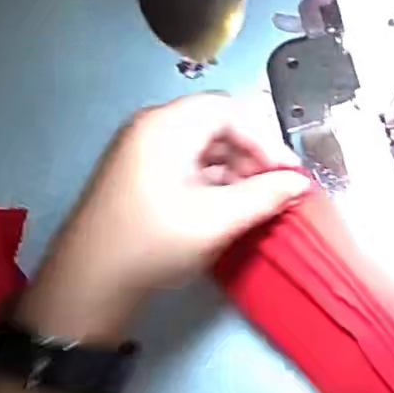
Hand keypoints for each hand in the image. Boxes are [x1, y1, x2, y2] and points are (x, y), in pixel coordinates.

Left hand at [17, 95, 310, 342]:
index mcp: (167, 127)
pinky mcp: (145, 177)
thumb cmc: (156, 242)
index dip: (266, 140)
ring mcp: (146, 152)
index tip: (290, 175)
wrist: (92, 281)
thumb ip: (265, 197)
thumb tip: (301, 183)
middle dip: (254, 155)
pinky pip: (192, 165)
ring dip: (239, 170)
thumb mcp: (218, 220)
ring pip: (207, 148)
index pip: (229, 112)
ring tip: (260, 202)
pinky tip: (233, 207)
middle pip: (218, 125)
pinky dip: (219, 181)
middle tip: (278, 189)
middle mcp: (154, 129)